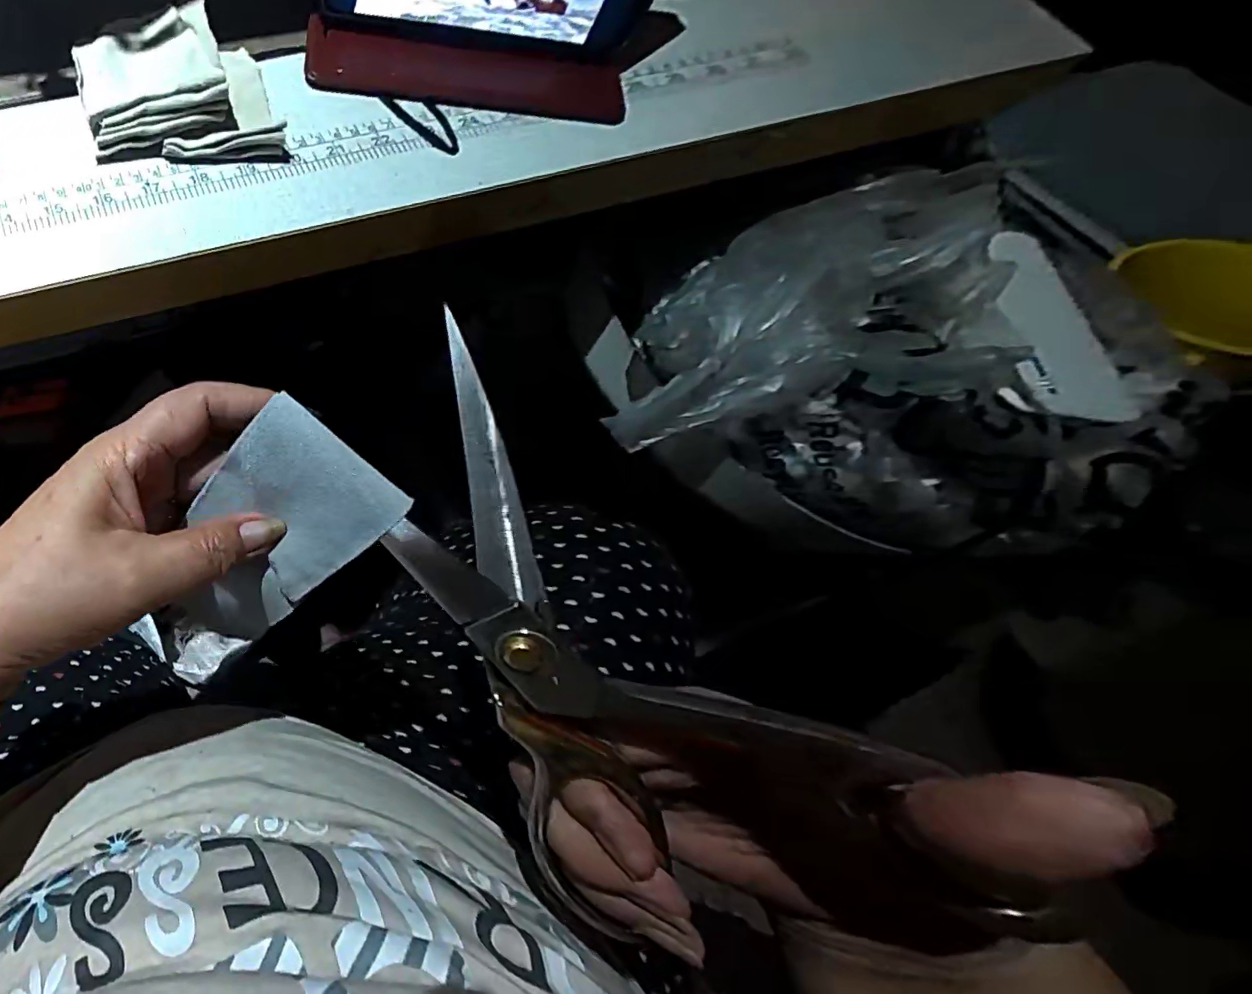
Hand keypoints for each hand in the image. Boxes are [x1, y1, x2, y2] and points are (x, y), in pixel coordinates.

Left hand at [0, 383, 284, 706]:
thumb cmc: (48, 591)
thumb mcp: (137, 575)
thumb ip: (210, 550)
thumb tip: (274, 527)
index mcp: (125, 453)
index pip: (195, 405)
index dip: (246, 401)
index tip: (294, 419)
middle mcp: (131, 467)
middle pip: (202, 443)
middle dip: (253, 452)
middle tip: (307, 474)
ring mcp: (130, 501)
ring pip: (196, 484)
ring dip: (239, 495)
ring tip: (292, 509)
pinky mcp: (129, 533)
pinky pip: (184, 518)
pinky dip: (217, 526)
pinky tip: (250, 543)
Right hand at [512, 756, 1158, 967]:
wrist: (928, 981)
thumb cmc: (946, 917)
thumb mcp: (972, 878)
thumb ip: (994, 831)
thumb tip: (1115, 810)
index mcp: (731, 739)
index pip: (627, 715)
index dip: (602, 761)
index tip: (638, 848)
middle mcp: (681, 760)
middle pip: (581, 754)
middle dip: (592, 824)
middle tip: (657, 894)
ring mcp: (658, 806)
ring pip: (567, 801)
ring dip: (594, 863)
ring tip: (667, 923)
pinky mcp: (646, 853)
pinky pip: (583, 849)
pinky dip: (601, 888)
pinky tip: (660, 929)